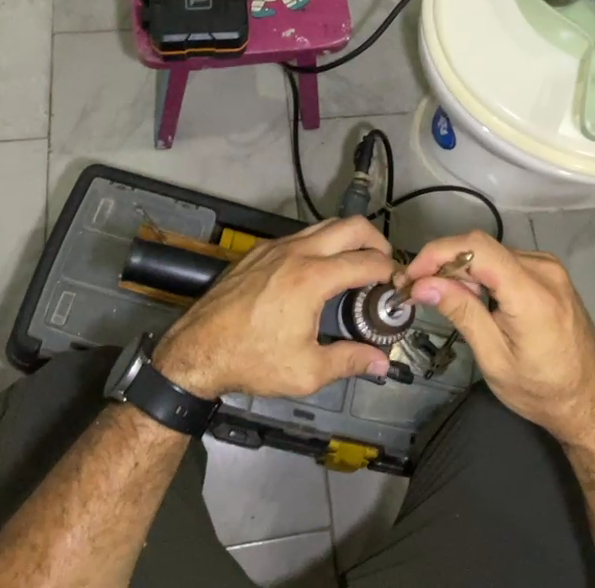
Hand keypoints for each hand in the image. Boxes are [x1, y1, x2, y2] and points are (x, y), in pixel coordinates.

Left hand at [153, 217, 396, 399]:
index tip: (397, 284)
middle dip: (377, 240)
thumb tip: (381, 362)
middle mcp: (296, 253)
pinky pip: (300, 235)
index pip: (366, 261)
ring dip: (348, 238)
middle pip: (351, 226)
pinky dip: (321, 243)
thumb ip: (349, 361)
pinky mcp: (258, 252)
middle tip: (384, 264)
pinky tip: (320, 270)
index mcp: (311, 278)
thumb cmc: (250, 360)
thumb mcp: (306, 370)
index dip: (390, 271)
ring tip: (357, 264)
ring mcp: (275, 248)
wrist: (197, 350)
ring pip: (324, 225)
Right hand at [406, 233, 594, 448]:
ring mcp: (549, 268)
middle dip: (443, 264)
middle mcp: (543, 269)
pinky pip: (505, 260)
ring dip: (462, 269)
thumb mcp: (494, 358)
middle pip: (481, 248)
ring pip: (491, 252)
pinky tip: (474, 298)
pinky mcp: (549, 272)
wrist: (592, 401)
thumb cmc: (542, 390)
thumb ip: (461, 312)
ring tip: (445, 299)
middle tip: (418, 291)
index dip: (437, 253)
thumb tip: (422, 284)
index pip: (476, 248)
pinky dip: (482, 273)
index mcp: (531, 293)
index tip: (411, 276)